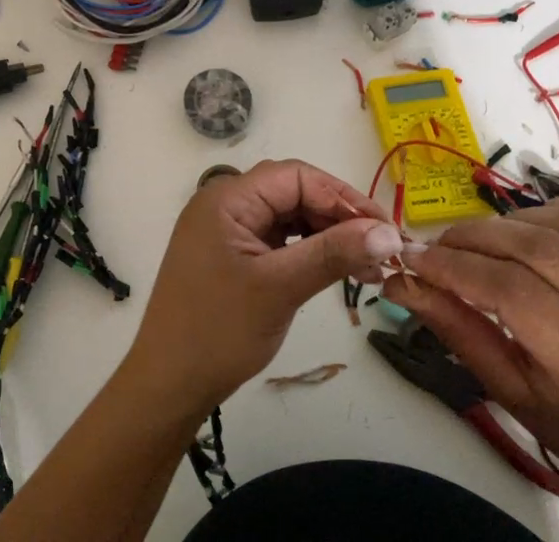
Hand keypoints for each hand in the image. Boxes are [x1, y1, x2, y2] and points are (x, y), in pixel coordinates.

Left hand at [118, 159, 403, 415]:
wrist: (170, 381)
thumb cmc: (219, 330)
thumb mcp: (280, 287)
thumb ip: (333, 253)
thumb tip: (388, 233)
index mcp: (227, 199)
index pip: (296, 176)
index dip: (343, 197)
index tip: (384, 230)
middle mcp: (224, 205)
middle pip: (293, 192)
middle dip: (339, 216)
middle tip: (381, 250)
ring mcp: (226, 230)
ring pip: (289, 216)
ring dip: (329, 235)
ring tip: (367, 266)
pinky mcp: (231, 255)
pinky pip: (278, 239)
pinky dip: (309, 250)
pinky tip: (338, 269)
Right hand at [380, 195, 558, 494]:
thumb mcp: (507, 390)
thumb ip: (455, 328)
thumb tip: (399, 280)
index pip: (516, 294)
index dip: (456, 267)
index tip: (413, 259)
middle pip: (542, 252)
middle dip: (475, 238)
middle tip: (438, 245)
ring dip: (513, 221)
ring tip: (485, 240)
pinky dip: (556, 211)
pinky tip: (532, 229)